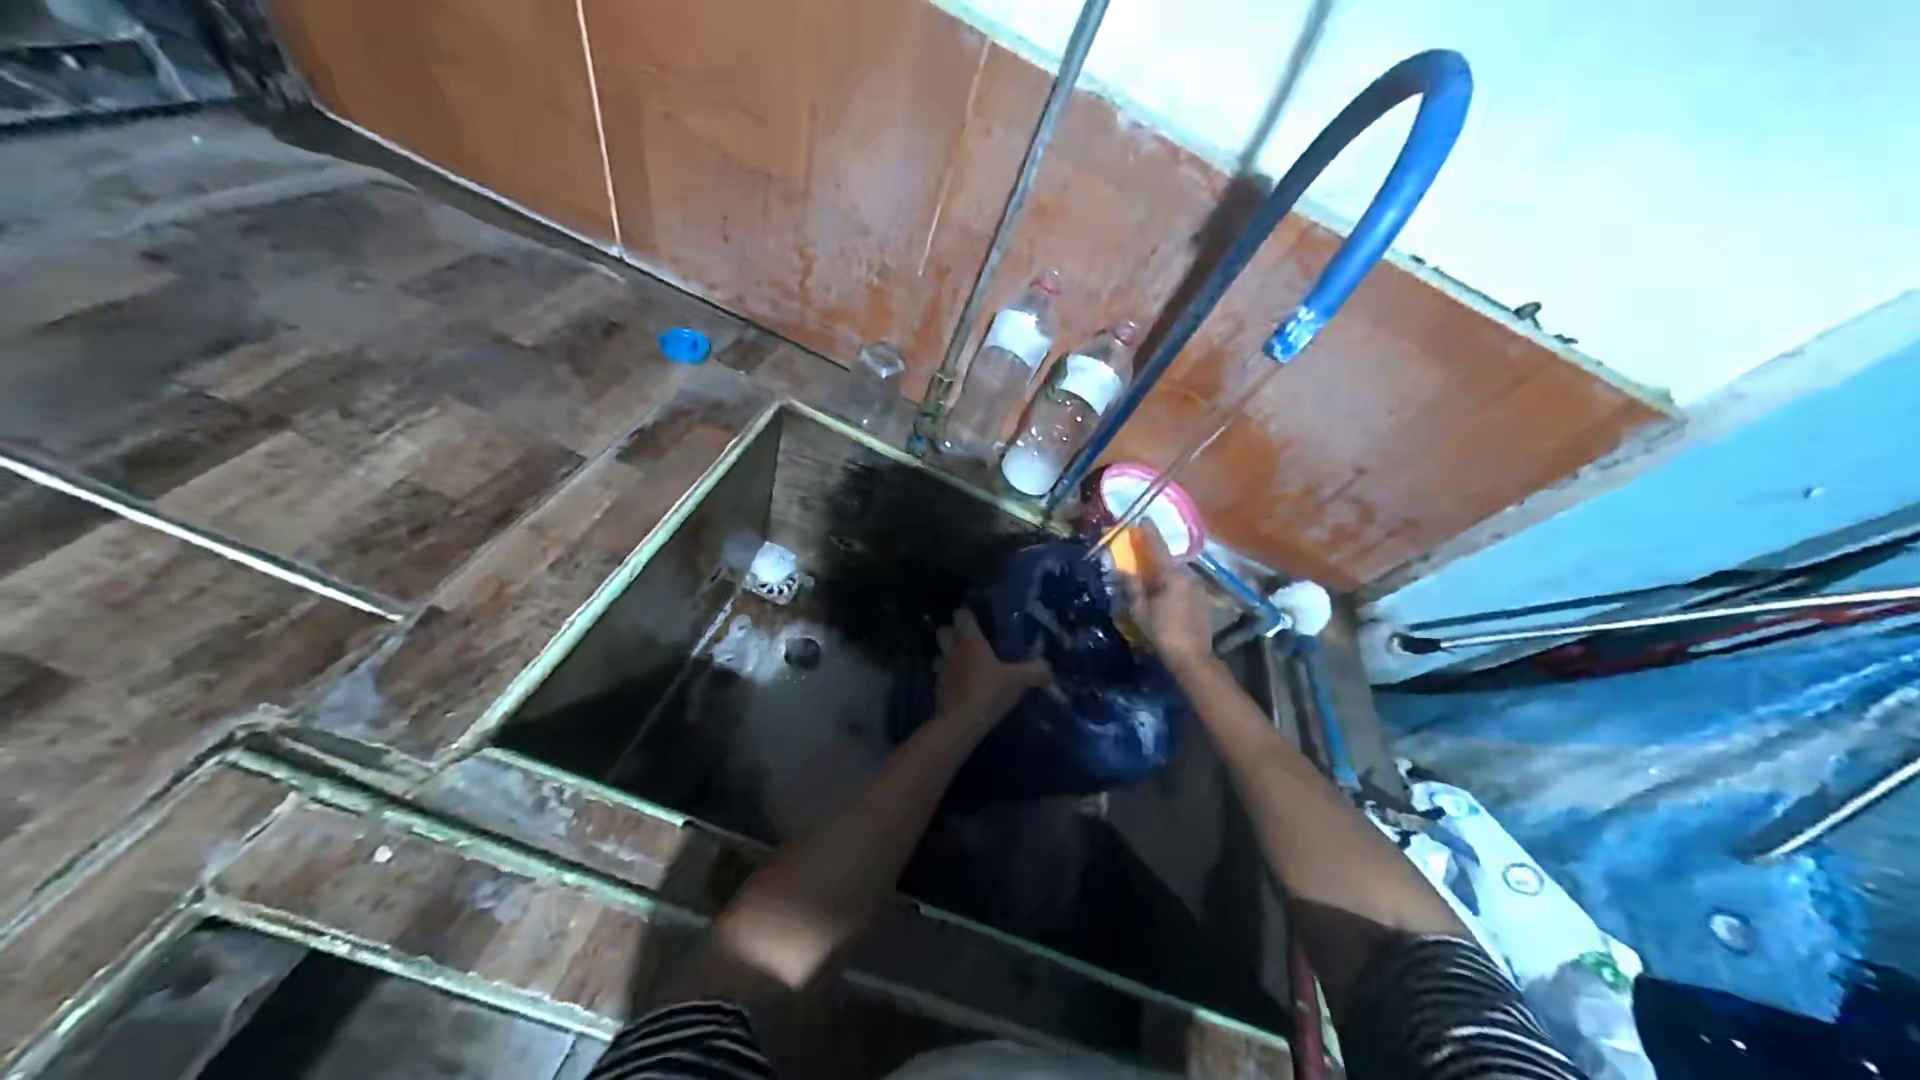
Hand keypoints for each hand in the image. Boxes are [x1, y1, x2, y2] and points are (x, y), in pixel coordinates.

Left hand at [933, 609, 1050, 726]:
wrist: (960, 723)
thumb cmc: (989, 692)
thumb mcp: (1019, 682)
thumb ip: (1035, 672)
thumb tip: (1048, 668)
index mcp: (970, 641)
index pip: (961, 615)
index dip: (967, 615)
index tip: (978, 620)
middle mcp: (952, 651)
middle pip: (943, 630)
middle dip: (953, 632)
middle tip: (971, 641)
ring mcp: (942, 670)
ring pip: (941, 654)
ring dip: (951, 656)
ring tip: (968, 665)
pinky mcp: (938, 689)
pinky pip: (943, 676)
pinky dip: (952, 678)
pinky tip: (965, 687)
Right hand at [1120, 526, 1212, 663]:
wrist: (1192, 657)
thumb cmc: (1161, 632)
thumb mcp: (1139, 610)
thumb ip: (1132, 586)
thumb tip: (1122, 569)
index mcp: (1171, 575)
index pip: (1158, 547)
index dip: (1149, 532)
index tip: (1143, 518)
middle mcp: (1188, 575)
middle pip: (1168, 561)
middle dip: (1155, 557)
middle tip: (1141, 558)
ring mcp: (1199, 588)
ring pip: (1178, 574)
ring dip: (1165, 574)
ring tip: (1152, 581)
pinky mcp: (1204, 600)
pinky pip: (1185, 585)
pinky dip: (1174, 585)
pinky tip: (1166, 597)